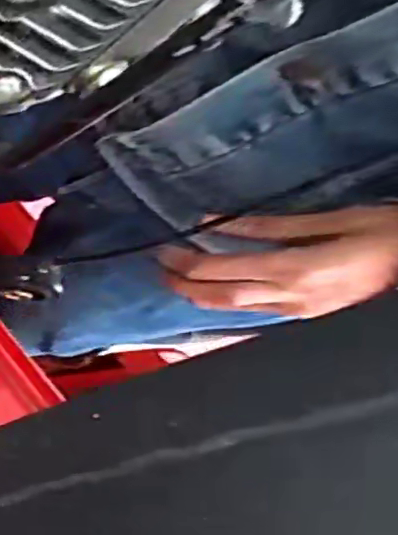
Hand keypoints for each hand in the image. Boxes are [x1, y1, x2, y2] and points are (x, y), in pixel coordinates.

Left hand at [159, 206, 397, 318]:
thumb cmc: (396, 233)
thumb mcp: (336, 220)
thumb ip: (271, 225)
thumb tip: (212, 221)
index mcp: (296, 270)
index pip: (216, 269)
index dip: (183, 260)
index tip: (164, 248)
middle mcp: (291, 295)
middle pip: (213, 295)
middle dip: (179, 282)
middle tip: (160, 265)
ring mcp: (299, 310)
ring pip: (228, 307)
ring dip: (195, 294)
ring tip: (176, 277)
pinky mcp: (308, 315)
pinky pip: (251, 310)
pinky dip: (223, 300)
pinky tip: (213, 289)